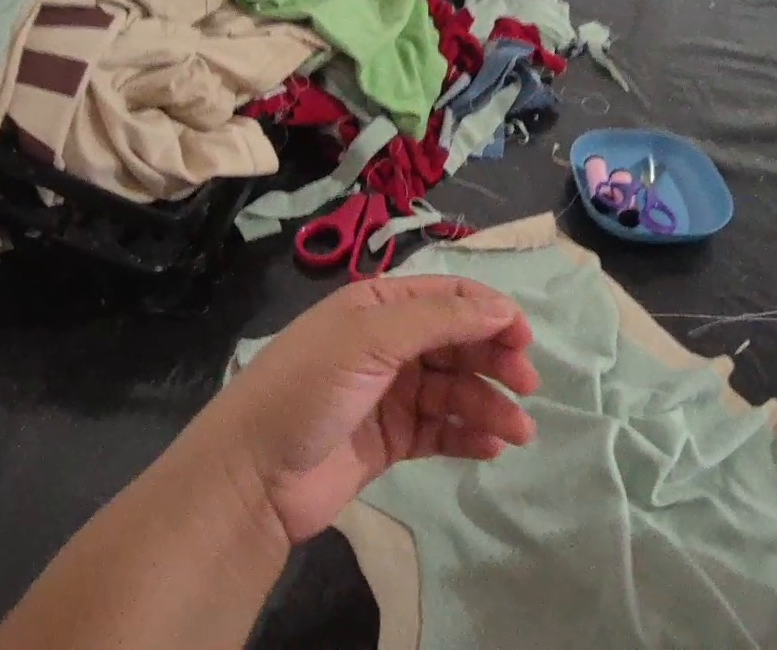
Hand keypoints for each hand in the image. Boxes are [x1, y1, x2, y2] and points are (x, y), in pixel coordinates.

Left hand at [207, 275, 538, 543]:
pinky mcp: (391, 439)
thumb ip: (440, 319)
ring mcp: (390, 393)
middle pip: (458, 343)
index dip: (490, 313)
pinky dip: (468, 436)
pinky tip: (490, 448)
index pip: (449, 297)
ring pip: (455, 390)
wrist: (250, 477)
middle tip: (526, 386)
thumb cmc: (308, 388)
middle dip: (495, 361)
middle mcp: (387, 344)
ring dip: (489, 406)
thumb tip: (502, 308)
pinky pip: (441, 430)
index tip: (524, 339)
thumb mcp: (370, 338)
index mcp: (378, 306)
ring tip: (517, 432)